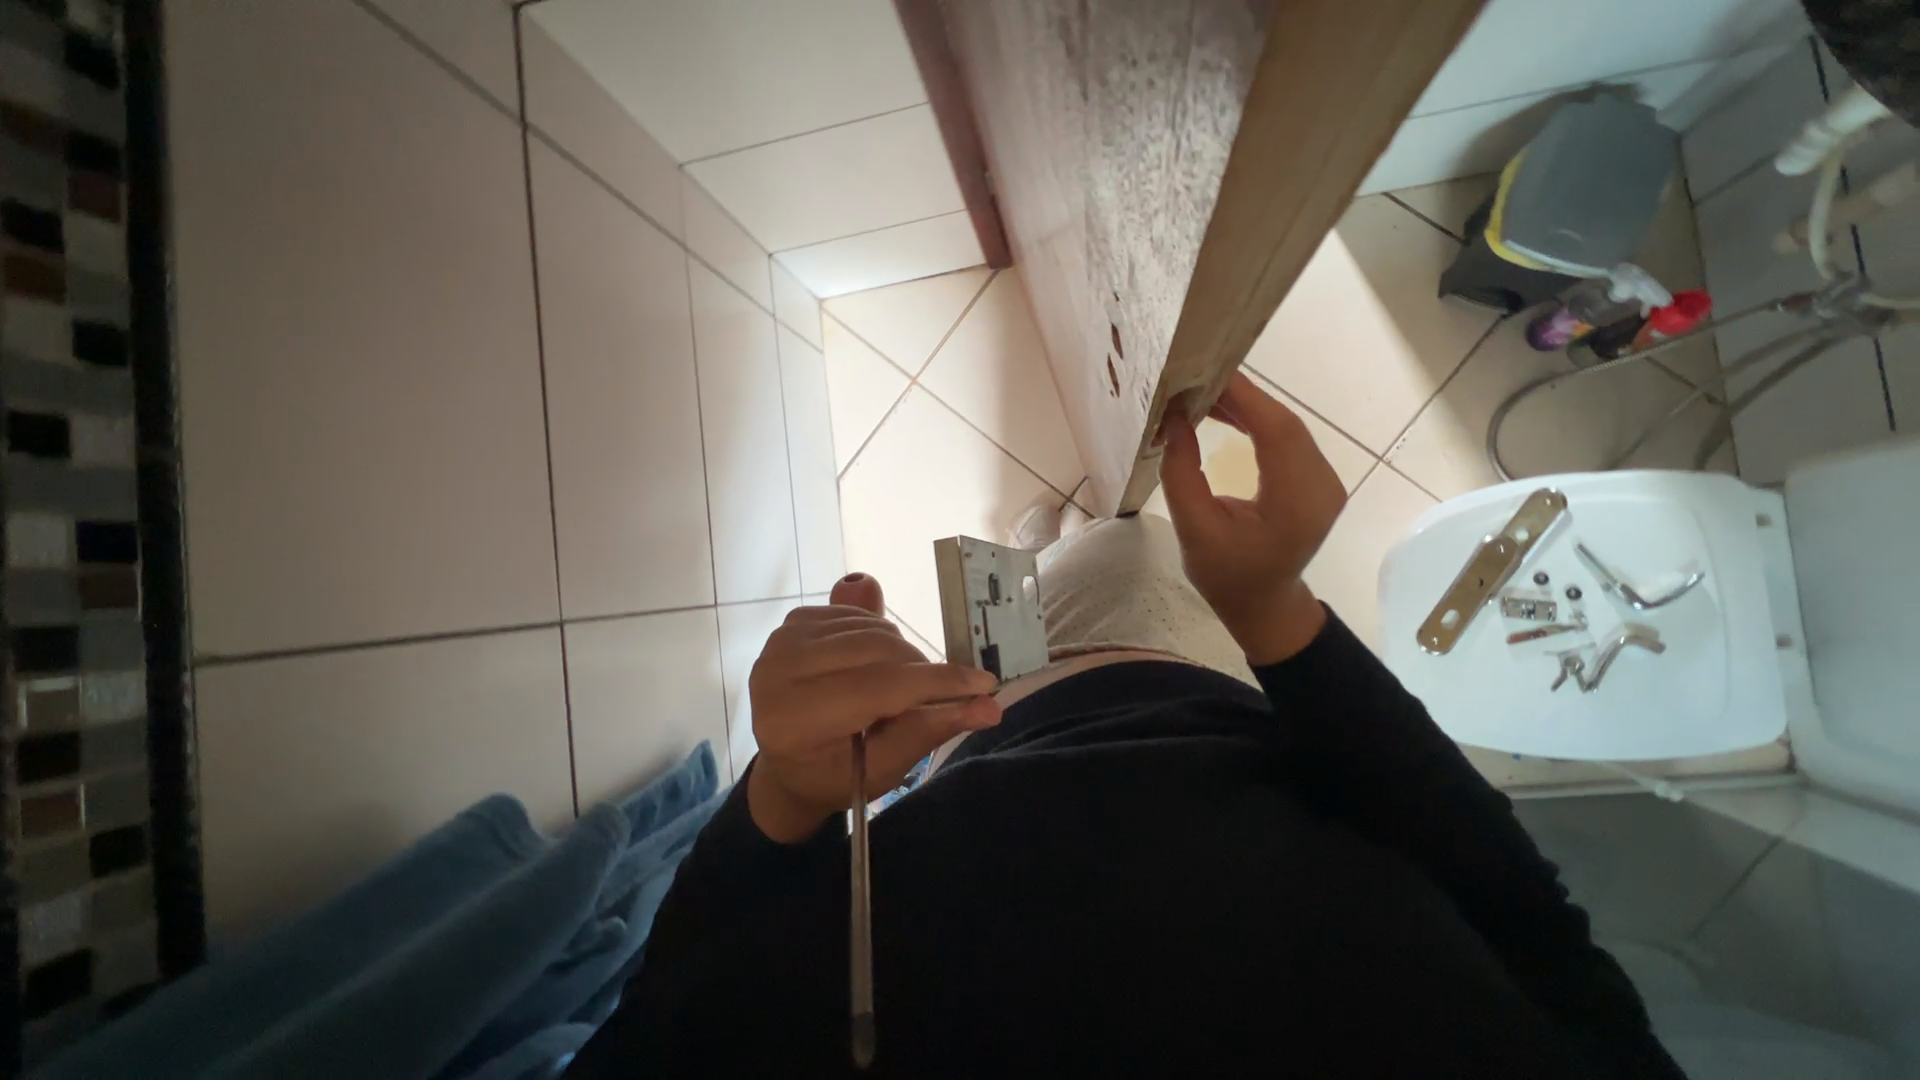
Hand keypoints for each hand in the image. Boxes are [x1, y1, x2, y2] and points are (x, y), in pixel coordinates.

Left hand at [745, 573, 1001, 842]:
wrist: (787, 766)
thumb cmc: (835, 776)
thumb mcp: (884, 769)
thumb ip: (930, 731)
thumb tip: (988, 706)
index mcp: (795, 719)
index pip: (880, 686)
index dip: (937, 682)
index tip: (985, 684)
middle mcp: (778, 671)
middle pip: (879, 650)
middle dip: (922, 669)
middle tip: (940, 693)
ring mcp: (782, 640)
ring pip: (873, 628)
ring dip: (902, 653)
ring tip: (900, 686)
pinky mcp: (792, 622)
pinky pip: (859, 616)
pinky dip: (881, 637)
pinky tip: (876, 665)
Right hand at [1157, 372, 1345, 664]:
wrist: (1264, 605)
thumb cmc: (1226, 576)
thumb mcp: (1193, 529)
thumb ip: (1182, 473)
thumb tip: (1173, 420)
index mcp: (1297, 502)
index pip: (1276, 432)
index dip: (1243, 397)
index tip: (1204, 374)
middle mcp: (1323, 485)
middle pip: (1286, 424)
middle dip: (1242, 397)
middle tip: (1195, 382)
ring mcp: (1326, 482)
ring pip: (1289, 427)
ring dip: (1248, 407)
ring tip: (1204, 396)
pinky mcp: (1317, 480)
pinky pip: (1289, 440)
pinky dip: (1258, 423)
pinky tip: (1228, 415)